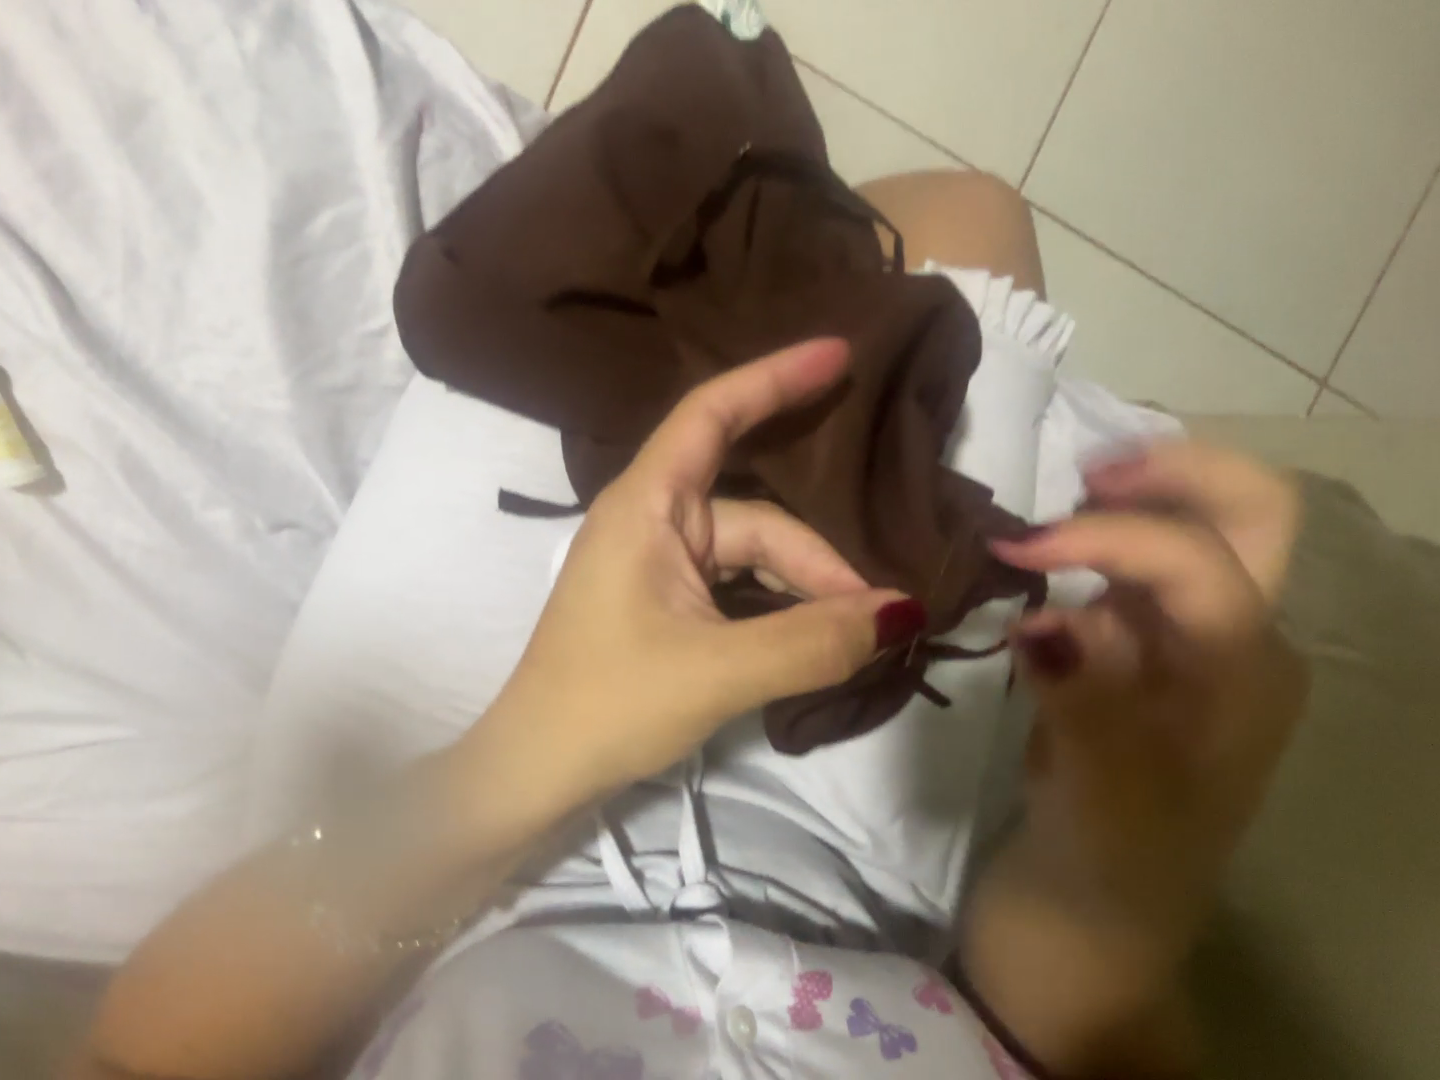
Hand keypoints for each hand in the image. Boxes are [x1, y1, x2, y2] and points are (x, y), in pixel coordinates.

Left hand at [465, 338, 922, 805]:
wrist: (536, 769)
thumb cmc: (607, 704)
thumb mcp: (717, 671)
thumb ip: (812, 641)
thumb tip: (903, 613)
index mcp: (644, 506)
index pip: (710, 414)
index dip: (774, 377)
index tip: (842, 355)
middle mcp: (649, 521)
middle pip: (754, 511)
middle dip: (816, 556)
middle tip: (882, 610)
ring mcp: (655, 564)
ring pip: (750, 555)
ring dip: (802, 589)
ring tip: (857, 635)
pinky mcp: (662, 604)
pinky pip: (735, 586)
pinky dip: (776, 607)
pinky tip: (815, 638)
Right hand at [990, 439, 1306, 955]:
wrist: (1086, 917)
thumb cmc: (1109, 862)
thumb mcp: (1103, 796)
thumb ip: (1086, 702)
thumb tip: (1042, 620)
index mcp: (1245, 672)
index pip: (1199, 559)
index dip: (1108, 534)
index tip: (1013, 549)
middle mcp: (1226, 642)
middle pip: (1247, 516)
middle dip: (1171, 472)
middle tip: (1078, 473)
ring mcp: (1174, 646)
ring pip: (1181, 533)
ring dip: (1124, 502)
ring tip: (1044, 509)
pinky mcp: (1123, 657)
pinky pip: (1117, 574)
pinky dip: (1082, 547)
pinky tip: (1028, 562)